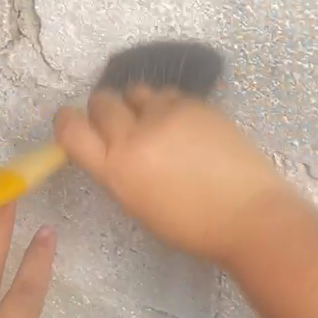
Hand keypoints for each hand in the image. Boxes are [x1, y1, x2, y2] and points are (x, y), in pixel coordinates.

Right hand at [55, 87, 295, 266]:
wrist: (250, 215)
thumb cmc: (192, 226)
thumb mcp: (137, 204)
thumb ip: (117, 171)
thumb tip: (111, 146)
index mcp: (115, 170)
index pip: (70, 129)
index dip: (67, 121)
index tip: (73, 122)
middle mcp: (133, 136)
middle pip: (101, 101)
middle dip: (104, 110)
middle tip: (122, 124)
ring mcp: (165, 115)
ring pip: (134, 91)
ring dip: (137, 104)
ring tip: (156, 123)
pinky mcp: (193, 104)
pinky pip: (167, 94)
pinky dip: (168, 106)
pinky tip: (184, 126)